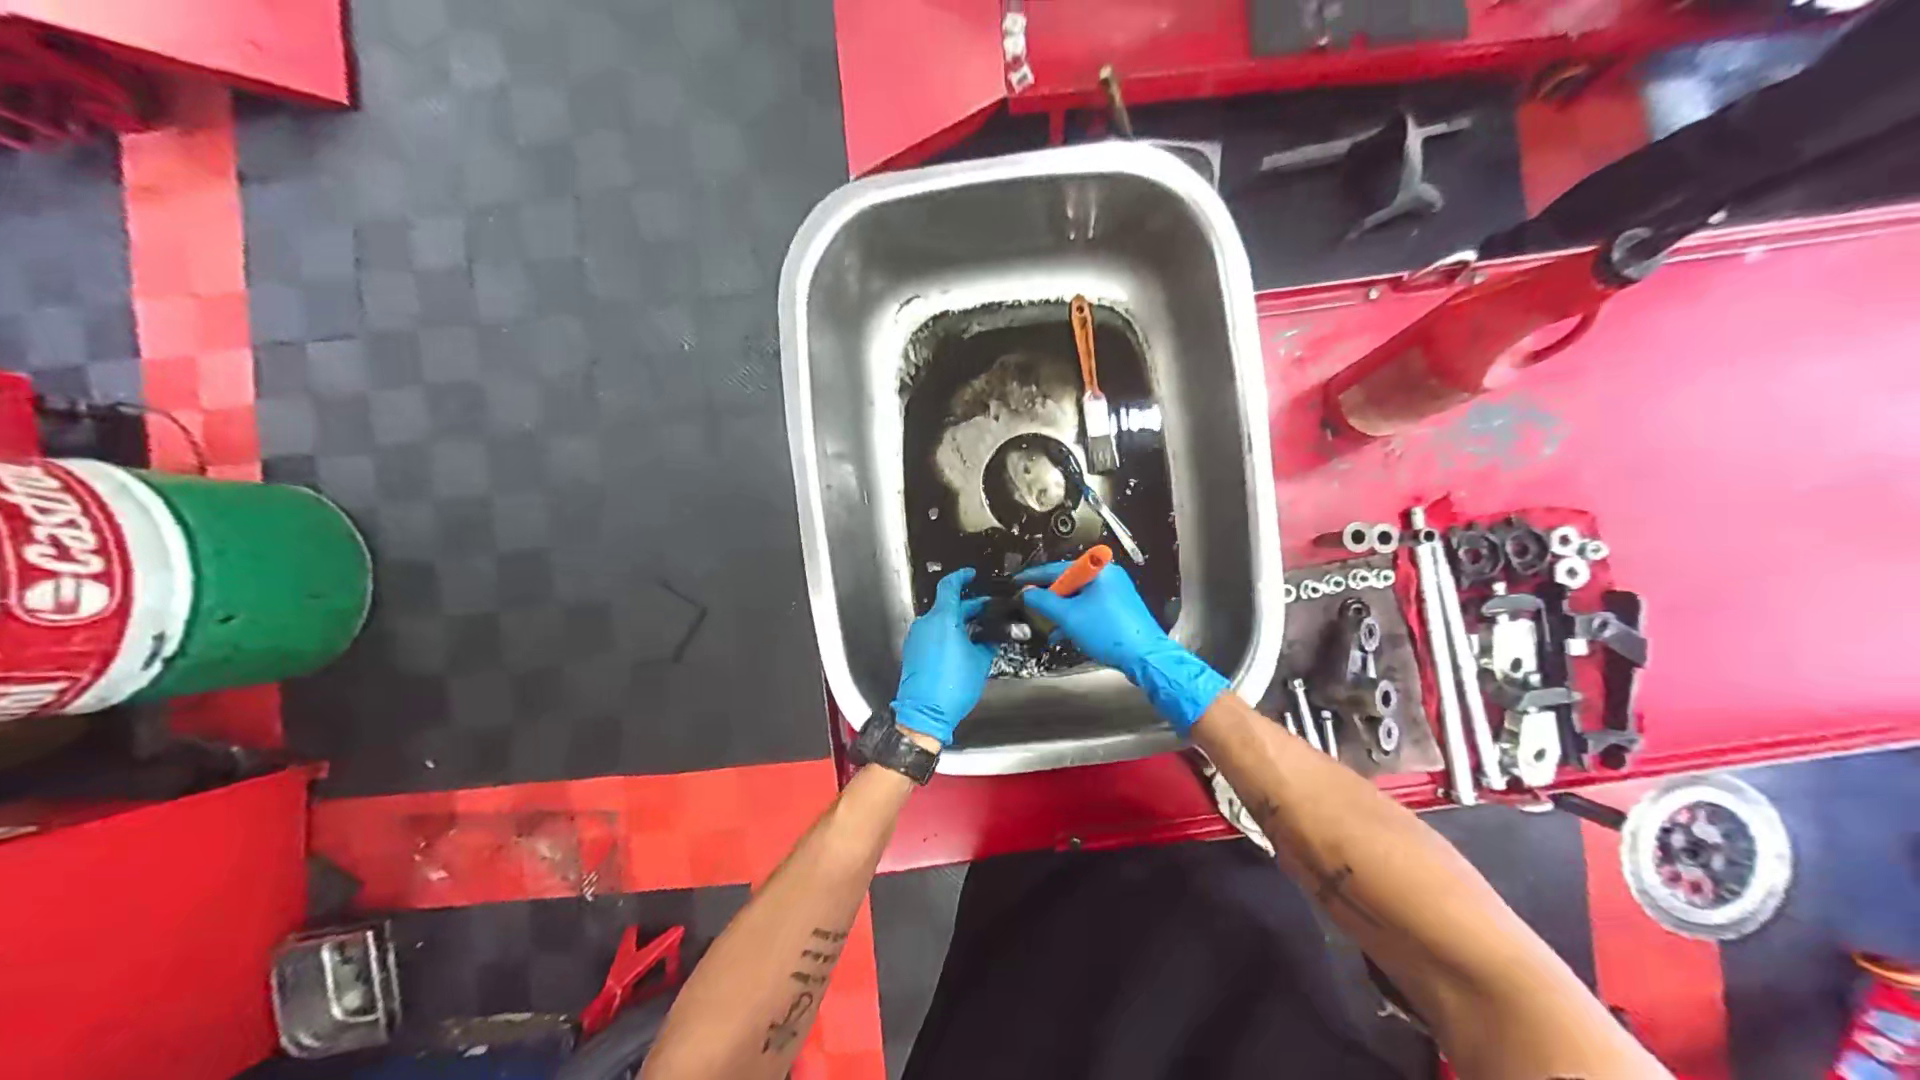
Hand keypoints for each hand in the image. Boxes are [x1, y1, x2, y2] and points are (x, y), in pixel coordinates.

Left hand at [891, 568, 995, 746]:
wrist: (924, 714)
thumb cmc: (952, 686)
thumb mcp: (980, 661)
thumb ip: (987, 643)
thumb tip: (993, 637)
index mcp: (943, 619)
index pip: (949, 586)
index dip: (961, 577)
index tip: (971, 575)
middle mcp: (926, 624)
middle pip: (948, 605)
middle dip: (969, 607)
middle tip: (988, 611)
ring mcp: (917, 637)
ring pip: (940, 620)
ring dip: (958, 621)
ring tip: (979, 631)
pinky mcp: (913, 651)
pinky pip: (932, 634)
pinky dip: (947, 633)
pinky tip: (963, 645)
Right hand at [1016, 562, 1228, 732]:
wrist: (1145, 657)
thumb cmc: (1108, 632)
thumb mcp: (1068, 616)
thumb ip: (1043, 601)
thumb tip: (1026, 593)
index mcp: (1098, 569)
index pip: (1057, 568)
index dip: (1034, 576)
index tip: (1018, 582)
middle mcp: (1108, 575)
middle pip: (1069, 582)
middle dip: (1049, 597)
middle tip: (1031, 607)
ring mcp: (1116, 591)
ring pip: (1079, 596)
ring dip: (1062, 610)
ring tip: (1048, 625)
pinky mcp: (1119, 607)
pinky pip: (1090, 606)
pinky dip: (1076, 616)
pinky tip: (1065, 632)